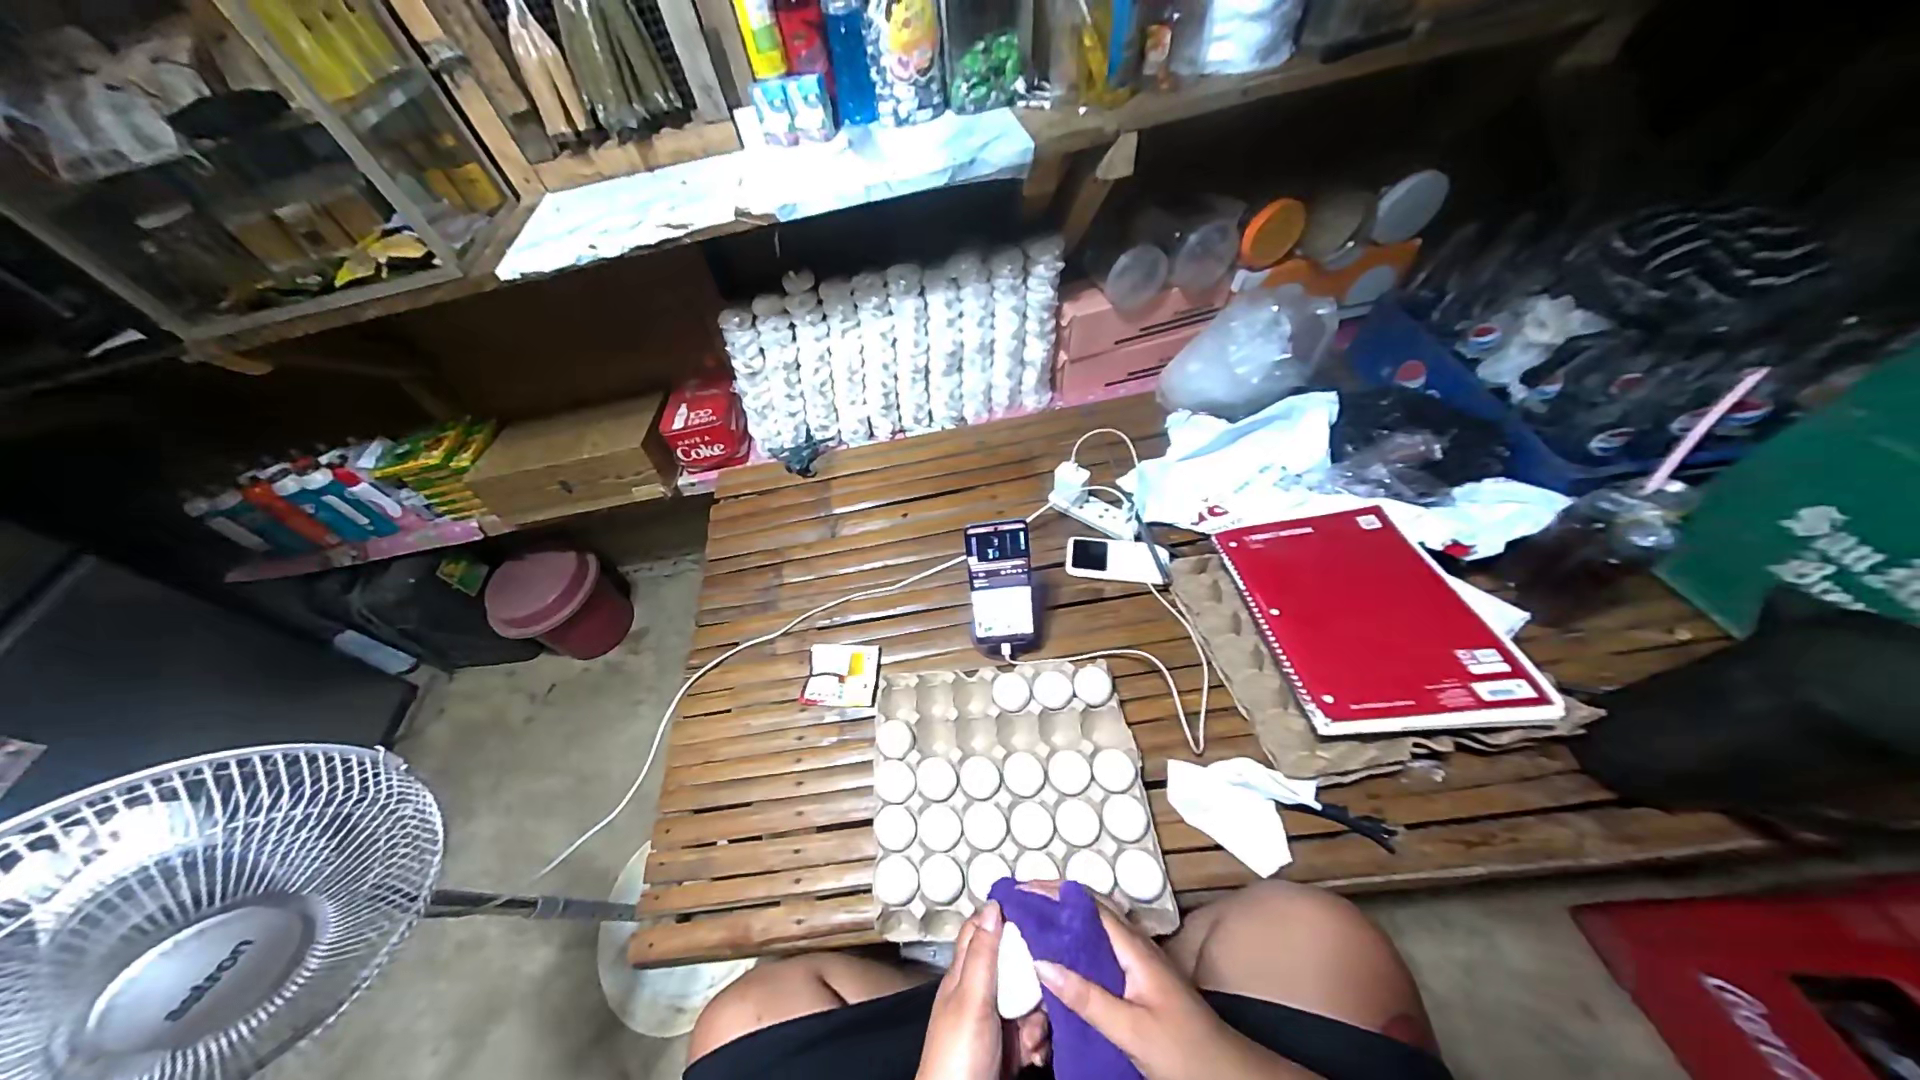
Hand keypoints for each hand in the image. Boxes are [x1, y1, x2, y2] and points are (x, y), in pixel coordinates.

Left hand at [916, 901, 1027, 1079]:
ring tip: (1030, 1041)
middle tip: (1037, 998)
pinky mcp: (1009, 1049)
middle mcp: (979, 994)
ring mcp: (994, 1023)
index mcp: (963, 976)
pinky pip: (1033, 1033)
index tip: (1034, 914)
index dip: (1003, 919)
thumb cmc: (957, 1056)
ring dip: (1038, 1020)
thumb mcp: (971, 998)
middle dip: (1033, 982)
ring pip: (1028, 1002)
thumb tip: (993, 905)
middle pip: (1014, 968)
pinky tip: (1033, 1057)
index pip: (981, 932)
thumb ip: (983, 953)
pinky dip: (1038, 1044)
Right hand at [1034, 901, 1318, 1079]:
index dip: (1054, 892)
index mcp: (1134, 947)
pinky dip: (1074, 944)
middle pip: (1089, 909)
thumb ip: (1087, 997)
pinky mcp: (1138, 980)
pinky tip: (1058, 959)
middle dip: (1054, 899)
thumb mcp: (1132, 1030)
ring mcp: (1138, 962)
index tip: (1021, 889)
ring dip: (1063, 920)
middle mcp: (1135, 945)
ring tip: (1030, 923)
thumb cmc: (1186, 1052)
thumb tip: (1040, 960)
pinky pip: (1100, 950)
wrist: (1230, 1076)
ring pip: (1094, 928)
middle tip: (1019, 902)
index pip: (1087, 904)